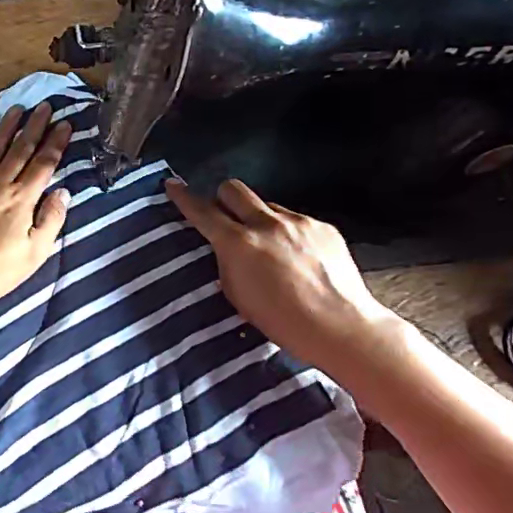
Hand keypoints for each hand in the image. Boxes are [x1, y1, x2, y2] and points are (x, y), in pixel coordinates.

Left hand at [0, 102, 71, 307]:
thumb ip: (51, 221)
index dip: (56, 142)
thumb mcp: (33, 253)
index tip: (65, 123)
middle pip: (20, 149)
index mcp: (22, 199)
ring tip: (15, 109)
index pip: (44, 163)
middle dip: (34, 126)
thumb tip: (63, 193)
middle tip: (45, 106)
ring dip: (5, 128)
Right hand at [166, 177, 399, 373]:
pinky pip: (296, 220)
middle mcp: (267, 224)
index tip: (173, 185)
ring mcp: (299, 222)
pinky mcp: (324, 227)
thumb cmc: (280, 320)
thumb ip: (226, 261)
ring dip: (260, 219)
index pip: (203, 211)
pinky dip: (289, 233)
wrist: (339, 326)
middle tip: (226, 217)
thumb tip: (226, 246)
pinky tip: (299, 258)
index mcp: (238, 243)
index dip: (184, 197)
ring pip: (267, 205)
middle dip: (223, 198)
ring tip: (270, 248)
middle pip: (233, 189)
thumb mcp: (236, 294)